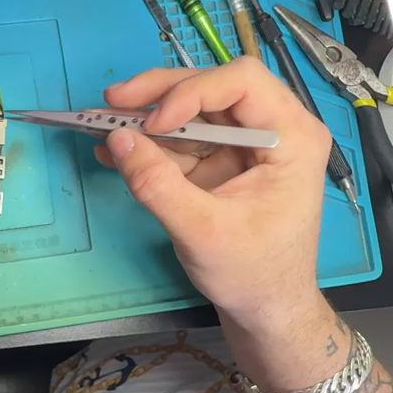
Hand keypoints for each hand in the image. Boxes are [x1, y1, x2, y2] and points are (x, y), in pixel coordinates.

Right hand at [99, 58, 338, 343]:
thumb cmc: (252, 273)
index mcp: (291, 137)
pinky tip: (113, 149)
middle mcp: (271, 130)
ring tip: (102, 122)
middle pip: (212, 88)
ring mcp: (243, 147)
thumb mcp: (201, 231)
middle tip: (113, 100)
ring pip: (191, 111)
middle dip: (160, 94)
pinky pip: (181, 141)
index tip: (152, 124)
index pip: (242, 82)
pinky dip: (147, 145)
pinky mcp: (219, 164)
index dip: (191, 92)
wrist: (264, 310)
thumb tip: (115, 140)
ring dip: (146, 117)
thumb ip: (157, 184)